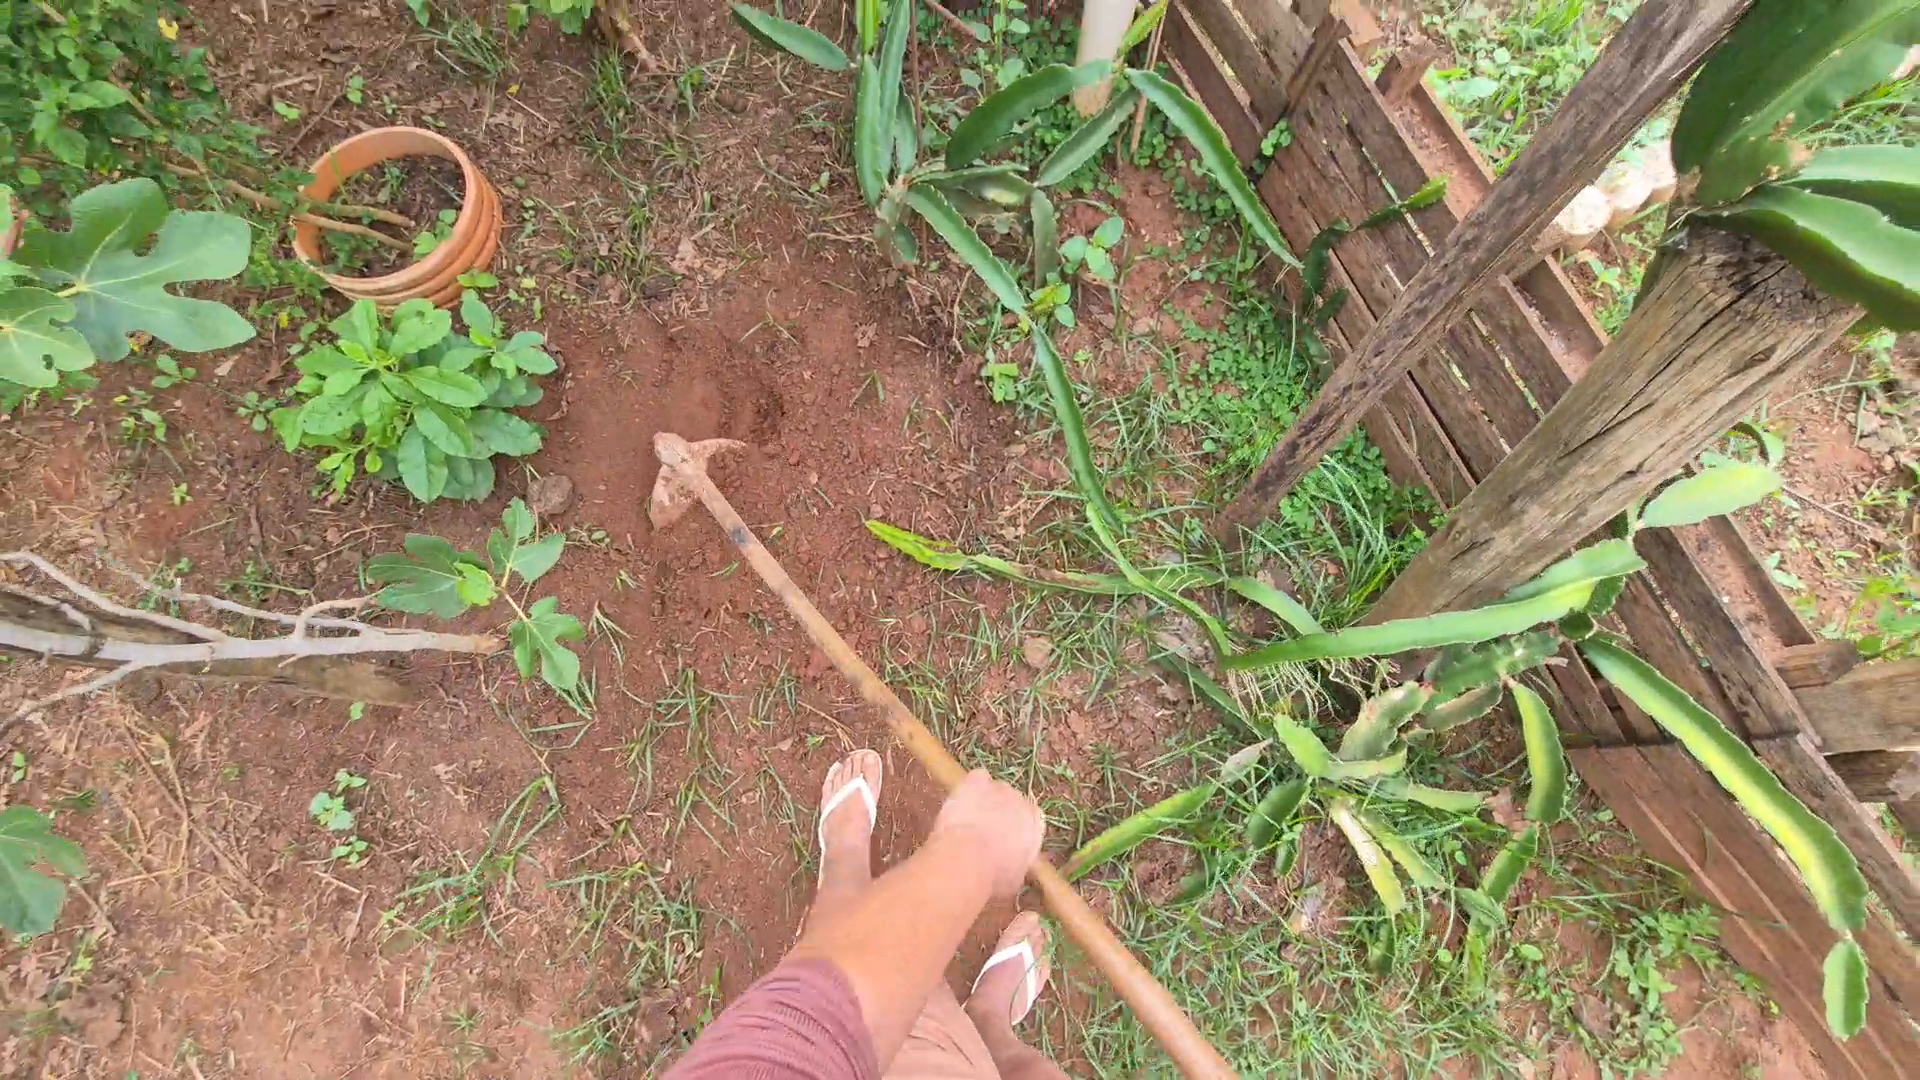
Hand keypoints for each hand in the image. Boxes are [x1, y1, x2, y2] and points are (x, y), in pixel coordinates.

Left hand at [930, 770, 1043, 898]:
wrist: (967, 858)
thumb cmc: (993, 876)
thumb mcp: (1014, 879)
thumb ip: (1018, 863)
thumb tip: (1012, 865)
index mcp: (1035, 825)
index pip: (1031, 818)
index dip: (1016, 827)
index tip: (1005, 838)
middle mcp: (1022, 802)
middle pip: (1012, 801)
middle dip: (1000, 813)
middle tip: (984, 831)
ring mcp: (1000, 788)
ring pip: (994, 788)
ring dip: (985, 800)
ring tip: (970, 819)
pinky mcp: (977, 781)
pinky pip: (979, 777)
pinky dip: (972, 786)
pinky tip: (963, 800)